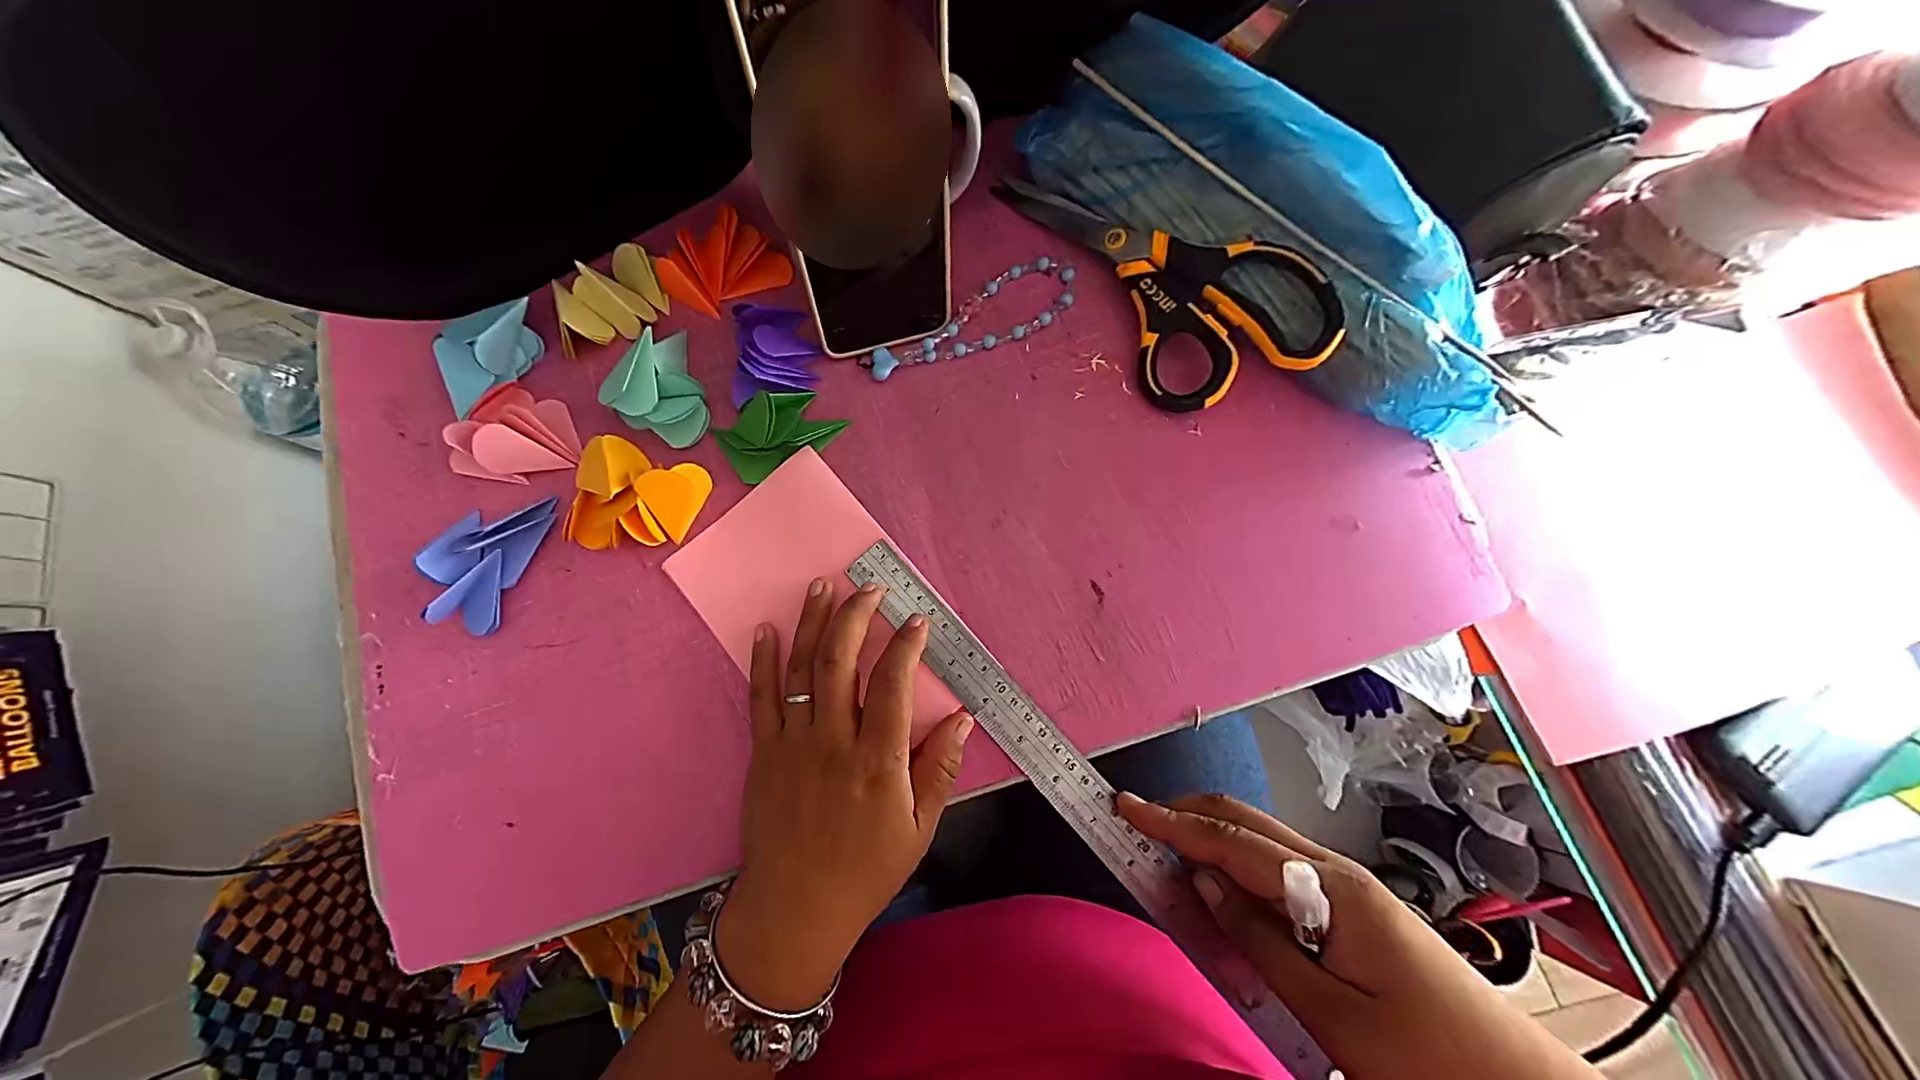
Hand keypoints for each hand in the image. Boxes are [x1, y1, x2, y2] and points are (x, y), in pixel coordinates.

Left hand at [717, 579, 974, 1010]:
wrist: (795, 910)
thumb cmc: (866, 871)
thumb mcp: (918, 829)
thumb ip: (940, 769)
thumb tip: (963, 718)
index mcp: (877, 762)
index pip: (892, 685)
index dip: (906, 646)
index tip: (917, 620)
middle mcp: (833, 743)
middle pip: (841, 663)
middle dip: (856, 616)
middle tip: (869, 588)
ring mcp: (793, 745)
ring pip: (801, 670)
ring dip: (812, 623)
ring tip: (822, 587)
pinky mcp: (763, 753)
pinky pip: (761, 698)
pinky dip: (762, 661)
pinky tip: (766, 629)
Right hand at [1117, 794, 1596, 1079]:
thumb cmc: (1431, 1059)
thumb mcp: (1332, 1015)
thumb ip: (1259, 942)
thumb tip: (1203, 884)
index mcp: (1330, 889)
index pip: (1229, 840)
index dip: (1170, 821)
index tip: (1123, 805)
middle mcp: (1334, 872)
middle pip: (1241, 822)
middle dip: (1183, 817)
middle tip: (1134, 828)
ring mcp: (1344, 886)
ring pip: (1257, 844)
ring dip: (1208, 846)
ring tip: (1168, 868)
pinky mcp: (1349, 907)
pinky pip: (1277, 873)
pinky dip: (1236, 874)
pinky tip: (1223, 901)